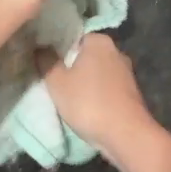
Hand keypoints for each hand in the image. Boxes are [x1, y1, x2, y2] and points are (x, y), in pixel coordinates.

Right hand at [37, 34, 157, 157]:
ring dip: (84, 82)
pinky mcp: (130, 92)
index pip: (74, 37)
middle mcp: (116, 51)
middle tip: (52, 79)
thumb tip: (41, 47)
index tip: (46, 62)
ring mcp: (126, 73)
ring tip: (66, 95)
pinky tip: (85, 105)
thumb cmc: (87, 102)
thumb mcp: (57, 82)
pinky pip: (106, 88)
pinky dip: (96, 94)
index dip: (58, 48)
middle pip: (86, 55)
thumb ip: (47, 62)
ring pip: (97, 72)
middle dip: (71, 65)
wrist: (125, 134)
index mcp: (99, 41)